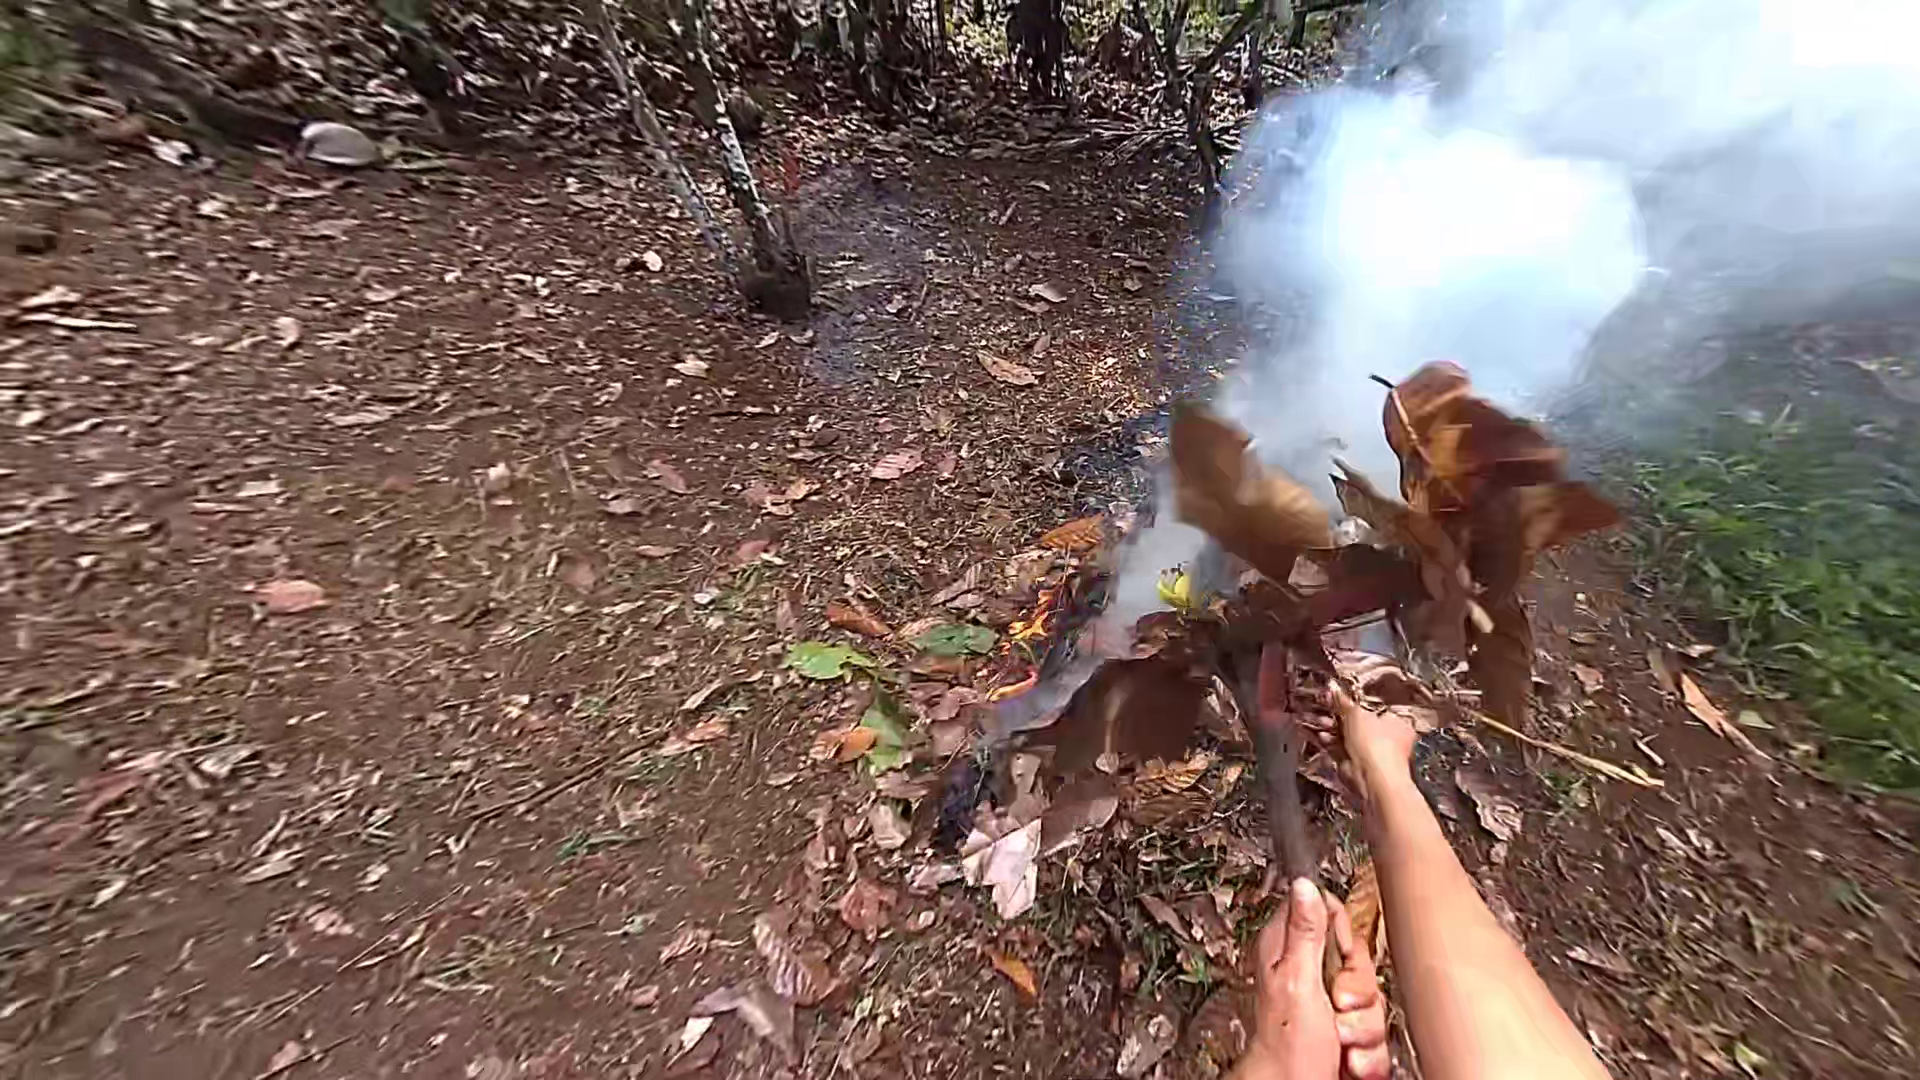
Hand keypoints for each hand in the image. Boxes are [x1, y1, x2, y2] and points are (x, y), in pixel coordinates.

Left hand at [1234, 878, 1390, 1079]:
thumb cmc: (1287, 1040)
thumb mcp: (1297, 977)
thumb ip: (1304, 930)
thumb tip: (1303, 882)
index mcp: (1288, 944)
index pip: (1325, 909)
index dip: (1342, 931)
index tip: (1343, 954)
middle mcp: (1307, 967)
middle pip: (1357, 958)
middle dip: (1359, 991)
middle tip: (1339, 1006)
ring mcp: (1327, 1000)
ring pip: (1371, 1000)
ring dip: (1363, 1029)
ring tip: (1340, 1041)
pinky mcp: (1346, 1032)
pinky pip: (1376, 1034)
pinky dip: (1368, 1054)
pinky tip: (1349, 1061)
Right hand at [1302, 684, 1417, 810]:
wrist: (1371, 777)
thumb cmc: (1376, 743)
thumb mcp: (1356, 713)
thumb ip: (1342, 700)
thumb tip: (1332, 688)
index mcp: (1396, 722)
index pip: (1373, 706)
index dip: (1354, 699)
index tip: (1336, 694)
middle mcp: (1385, 736)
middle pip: (1356, 719)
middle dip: (1336, 713)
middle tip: (1323, 705)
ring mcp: (1368, 750)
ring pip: (1343, 732)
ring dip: (1329, 726)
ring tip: (1318, 720)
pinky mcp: (1353, 761)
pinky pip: (1336, 745)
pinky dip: (1327, 739)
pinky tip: (1318, 733)